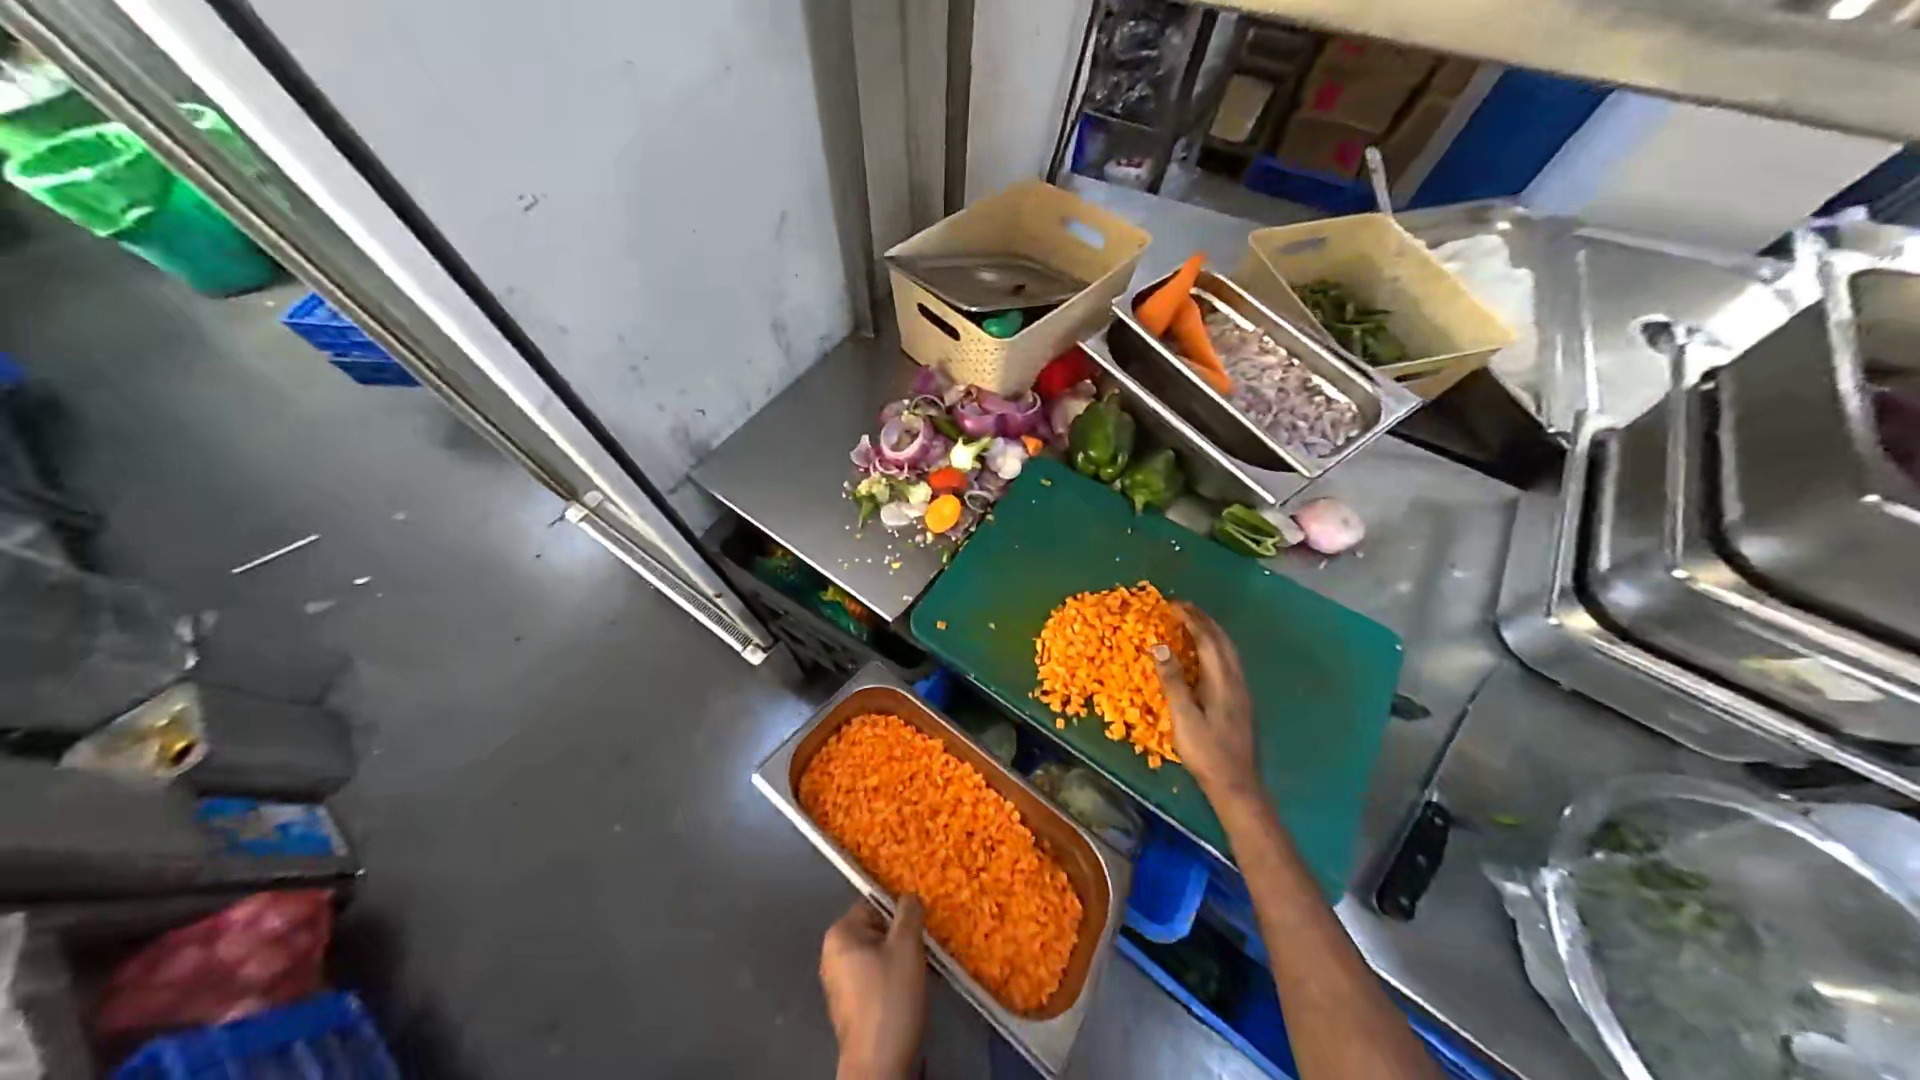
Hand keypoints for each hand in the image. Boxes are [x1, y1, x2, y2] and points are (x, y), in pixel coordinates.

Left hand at [820, 895, 926, 1079]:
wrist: (878, 1064)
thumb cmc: (890, 996)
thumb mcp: (906, 945)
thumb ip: (909, 912)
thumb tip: (908, 896)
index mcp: (839, 933)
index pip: (873, 905)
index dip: (898, 914)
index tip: (918, 928)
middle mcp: (832, 954)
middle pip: (875, 931)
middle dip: (900, 939)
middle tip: (921, 953)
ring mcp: (838, 982)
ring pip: (877, 956)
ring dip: (899, 961)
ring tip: (916, 976)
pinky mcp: (848, 1006)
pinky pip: (873, 979)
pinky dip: (890, 982)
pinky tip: (906, 995)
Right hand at [1152, 600, 1260, 801]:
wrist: (1237, 784)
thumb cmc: (1206, 752)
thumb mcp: (1183, 717)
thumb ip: (1172, 680)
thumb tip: (1159, 645)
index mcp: (1222, 680)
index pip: (1207, 639)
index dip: (1191, 619)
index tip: (1173, 605)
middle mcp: (1236, 680)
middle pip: (1222, 641)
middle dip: (1203, 620)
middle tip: (1183, 608)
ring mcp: (1241, 691)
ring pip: (1228, 651)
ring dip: (1211, 633)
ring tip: (1194, 624)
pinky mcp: (1241, 702)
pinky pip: (1228, 663)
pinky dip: (1215, 648)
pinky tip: (1205, 656)